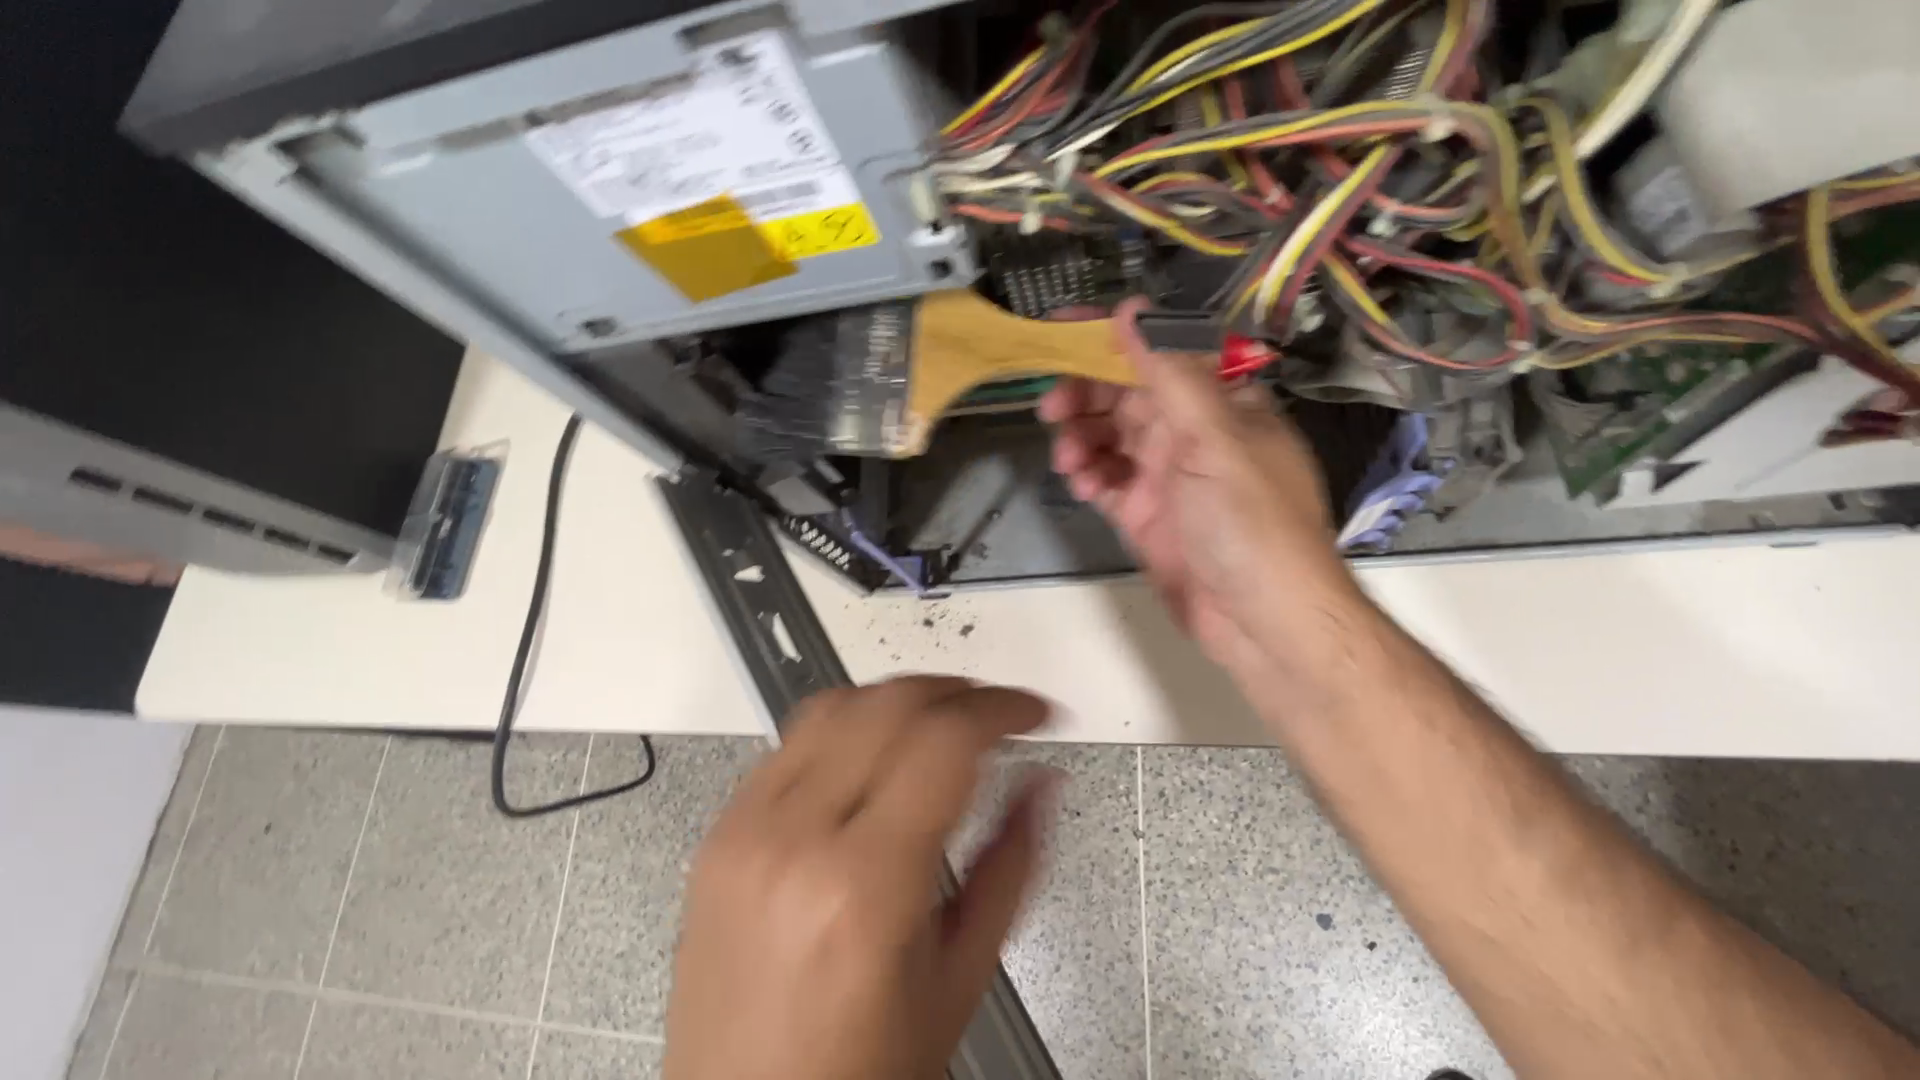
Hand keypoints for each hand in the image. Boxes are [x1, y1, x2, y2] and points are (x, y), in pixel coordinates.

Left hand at [664, 676, 1057, 1079]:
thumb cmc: (851, 1075)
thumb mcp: (959, 978)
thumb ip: (1012, 866)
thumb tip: (1042, 786)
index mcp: (865, 886)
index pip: (945, 739)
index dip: (1002, 707)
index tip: (1030, 713)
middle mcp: (793, 843)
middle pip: (888, 702)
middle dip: (956, 691)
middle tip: (994, 713)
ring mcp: (744, 833)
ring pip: (832, 705)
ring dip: (898, 698)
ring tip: (939, 722)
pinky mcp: (718, 836)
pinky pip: (786, 744)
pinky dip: (843, 728)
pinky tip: (872, 753)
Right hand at [1039, 298, 1357, 672]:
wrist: (1262, 621)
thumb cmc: (1250, 522)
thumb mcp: (1213, 439)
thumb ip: (1169, 373)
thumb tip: (1132, 308)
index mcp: (1220, 403)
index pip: (1158, 355)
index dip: (1109, 342)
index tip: (1059, 334)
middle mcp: (1192, 433)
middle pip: (1126, 396)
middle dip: (1086, 396)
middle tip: (1051, 408)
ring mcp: (1168, 476)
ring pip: (1110, 438)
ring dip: (1083, 440)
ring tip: (1069, 461)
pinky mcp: (1147, 515)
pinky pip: (1108, 481)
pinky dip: (1091, 478)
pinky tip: (1084, 487)